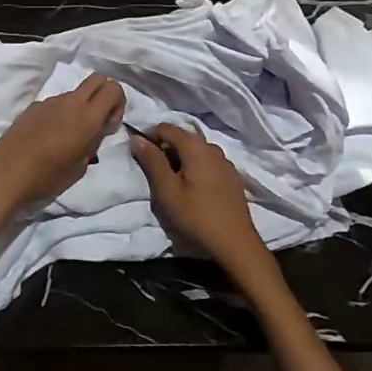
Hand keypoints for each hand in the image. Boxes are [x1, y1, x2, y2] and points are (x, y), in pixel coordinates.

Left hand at [0, 73, 124, 211]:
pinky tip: (49, 136)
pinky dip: (62, 112)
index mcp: (87, 116)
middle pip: (97, 78)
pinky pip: (56, 103)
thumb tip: (97, 129)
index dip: (118, 103)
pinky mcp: (33, 107)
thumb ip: (94, 141)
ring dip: (81, 106)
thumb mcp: (81, 166)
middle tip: (97, 122)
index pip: (113, 87)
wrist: (5, 176)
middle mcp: (70, 101)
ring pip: (75, 92)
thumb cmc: (47, 177)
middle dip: (104, 94)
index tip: (108, 125)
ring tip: (69, 135)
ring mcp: (49, 101)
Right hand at [129, 124, 268, 271]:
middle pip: (183, 137)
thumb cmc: (196, 216)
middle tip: (153, 170)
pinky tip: (191, 187)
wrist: (235, 242)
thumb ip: (152, 161)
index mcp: (196, 147)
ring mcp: (225, 162)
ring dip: (180, 158)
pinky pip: (208, 162)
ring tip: (170, 180)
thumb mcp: (167, 190)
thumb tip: (136, 138)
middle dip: (165, 148)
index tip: (139, 153)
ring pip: (196, 150)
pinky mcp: (232, 176)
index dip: (149, 135)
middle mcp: (213, 148)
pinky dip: (194, 166)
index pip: (167, 128)